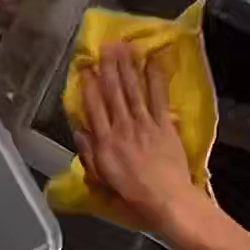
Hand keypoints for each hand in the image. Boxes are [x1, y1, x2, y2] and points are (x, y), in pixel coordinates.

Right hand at [73, 43, 211, 238]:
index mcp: (105, 143)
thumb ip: (90, 157)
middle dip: (108, 68)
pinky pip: (158, 97)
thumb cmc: (134, 199)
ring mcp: (145, 124)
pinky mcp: (164, 124)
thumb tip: (79, 131)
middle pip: (113, 93)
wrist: (169, 202)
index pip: (94, 108)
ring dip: (127, 67)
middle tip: (105, 46)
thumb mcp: (103, 183)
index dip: (89, 86)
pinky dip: (155, 78)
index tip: (85, 68)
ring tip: (123, 47)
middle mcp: (122, 128)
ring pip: (132, 90)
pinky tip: (151, 62)